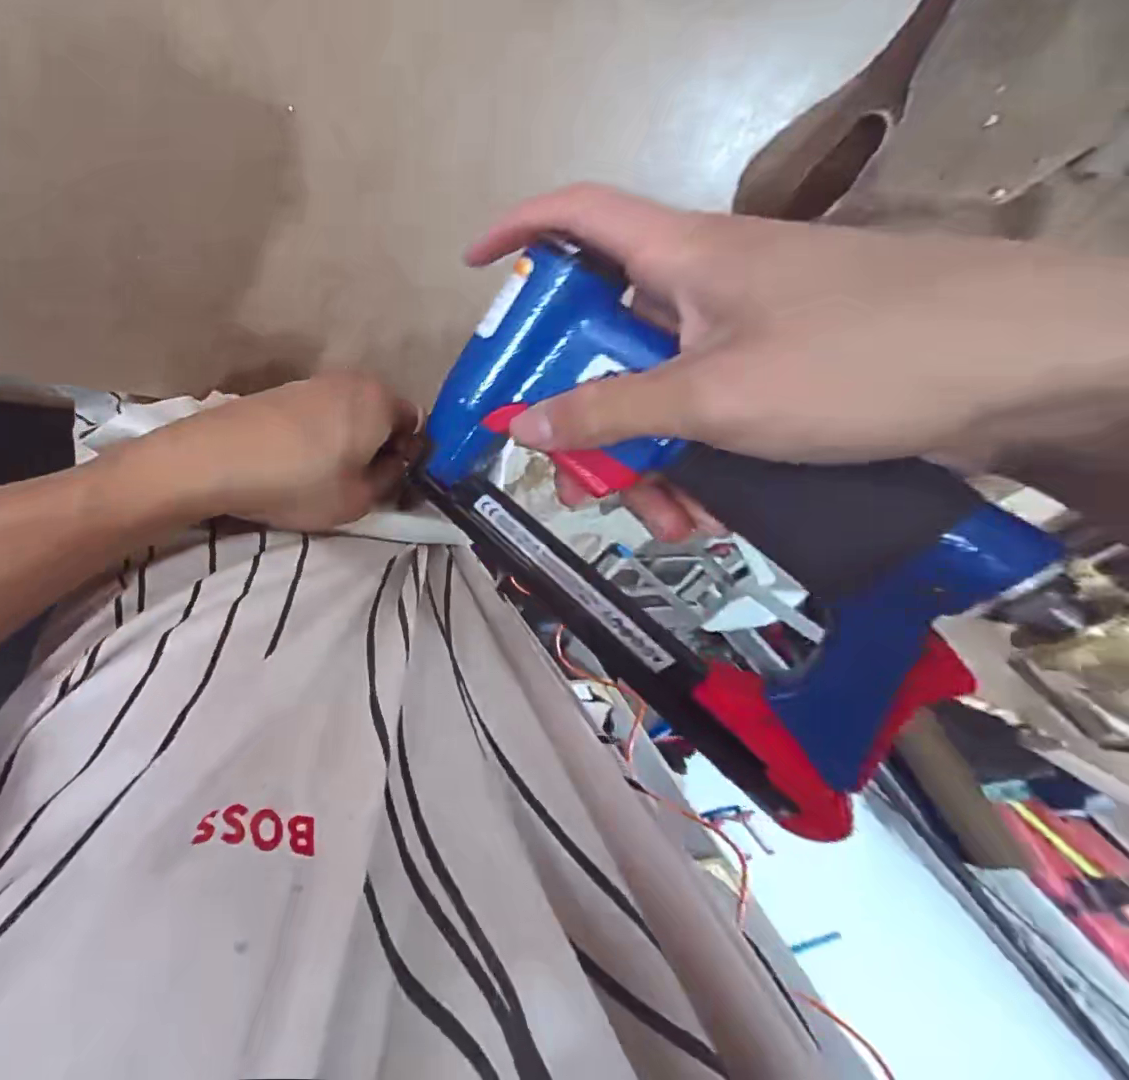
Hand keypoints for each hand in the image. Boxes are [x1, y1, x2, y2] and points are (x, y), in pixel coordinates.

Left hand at [113, 372, 420, 530]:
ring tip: (312, 477)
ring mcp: (308, 382)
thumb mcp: (357, 500)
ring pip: (341, 416)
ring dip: (338, 443)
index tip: (384, 485)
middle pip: (375, 416)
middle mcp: (349, 379)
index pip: (414, 425)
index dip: (405, 458)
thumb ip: (388, 482)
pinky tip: (286, 463)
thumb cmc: (298, 482)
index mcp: (379, 398)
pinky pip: (309, 417)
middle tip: (350, 484)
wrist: (215, 459)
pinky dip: (308, 438)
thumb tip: (390, 465)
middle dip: (371, 448)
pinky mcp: (275, 392)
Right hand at [465, 184, 1128, 535]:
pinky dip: (688, 458)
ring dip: (639, 455)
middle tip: (564, 461)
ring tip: (661, 515)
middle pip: (601, 334)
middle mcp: (701, 286)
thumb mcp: (715, 398)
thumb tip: (519, 427)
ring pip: (649, 386)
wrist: (1056, 366)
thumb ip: (609, 413)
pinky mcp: (776, 364)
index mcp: (681, 259)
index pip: (579, 215)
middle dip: (576, 406)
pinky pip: (698, 409)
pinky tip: (705, 510)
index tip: (475, 268)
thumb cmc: (869, 358)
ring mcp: (739, 327)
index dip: (518, 231)